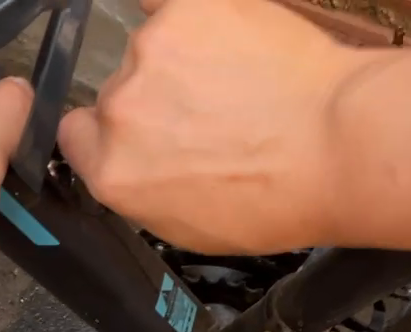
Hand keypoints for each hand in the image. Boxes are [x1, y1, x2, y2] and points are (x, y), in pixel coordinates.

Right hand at [57, 0, 378, 252]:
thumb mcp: (189, 229)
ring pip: (148, 50)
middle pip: (114, 95)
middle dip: (151, 104)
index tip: (138, 138)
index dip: (105, 138)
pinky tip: (226, 38)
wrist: (333, 147)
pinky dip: (192, 17)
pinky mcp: (187, 4)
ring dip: (178, 62)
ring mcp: (150, 51)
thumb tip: (135, 164)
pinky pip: (169, 3)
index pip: (76, 137)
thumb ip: (142, 191)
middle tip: (205, 118)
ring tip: (235, 84)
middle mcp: (119, 111)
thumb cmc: (273, 202)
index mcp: (114, 175)